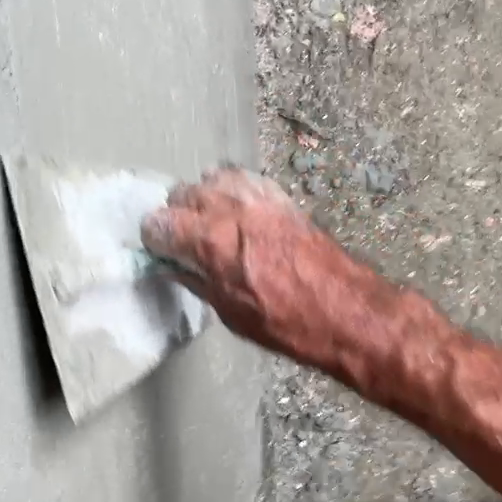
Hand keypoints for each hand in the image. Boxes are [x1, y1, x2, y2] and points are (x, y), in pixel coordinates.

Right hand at [140, 167, 393, 366]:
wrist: (347, 311)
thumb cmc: (288, 323)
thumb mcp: (230, 313)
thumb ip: (197, 281)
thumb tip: (174, 267)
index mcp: (211, 241)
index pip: (158, 222)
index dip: (154, 239)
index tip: (160, 251)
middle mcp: (231, 209)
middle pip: (182, 194)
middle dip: (176, 215)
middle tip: (183, 239)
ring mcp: (258, 197)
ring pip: (212, 178)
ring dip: (203, 197)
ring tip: (210, 221)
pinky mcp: (281, 195)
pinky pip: (243, 178)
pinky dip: (232, 190)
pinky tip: (236, 211)